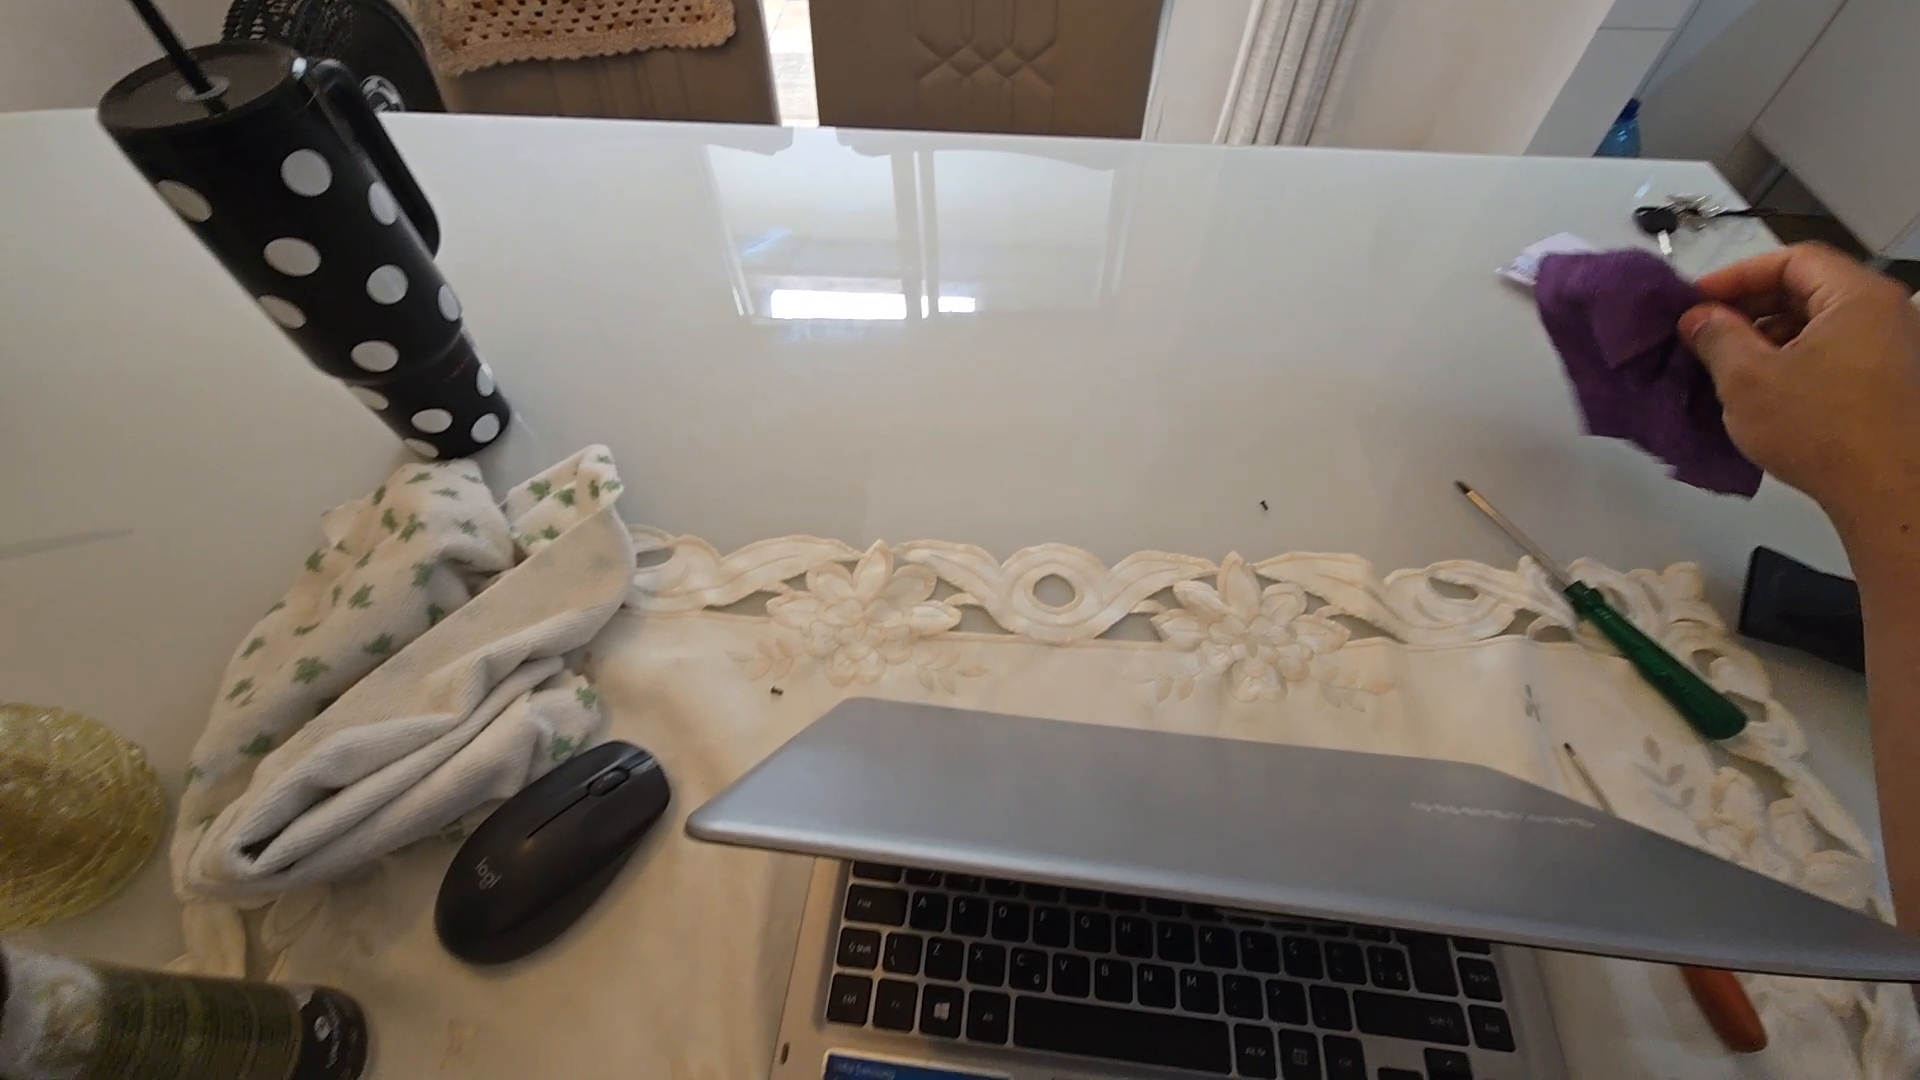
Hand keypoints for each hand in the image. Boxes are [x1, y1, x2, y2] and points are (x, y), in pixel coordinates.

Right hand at [1680, 243, 1919, 530]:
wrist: (1888, 483)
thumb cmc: (1816, 424)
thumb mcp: (1747, 377)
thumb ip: (1717, 337)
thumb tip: (1697, 315)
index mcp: (1856, 299)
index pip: (1793, 260)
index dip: (1736, 276)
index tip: (1691, 305)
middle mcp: (1882, 311)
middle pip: (1805, 287)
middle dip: (1745, 306)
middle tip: (1696, 334)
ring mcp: (1888, 345)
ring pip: (1813, 320)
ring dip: (1760, 333)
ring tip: (1716, 363)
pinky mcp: (1884, 376)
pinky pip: (1827, 347)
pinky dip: (1784, 355)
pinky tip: (1752, 384)